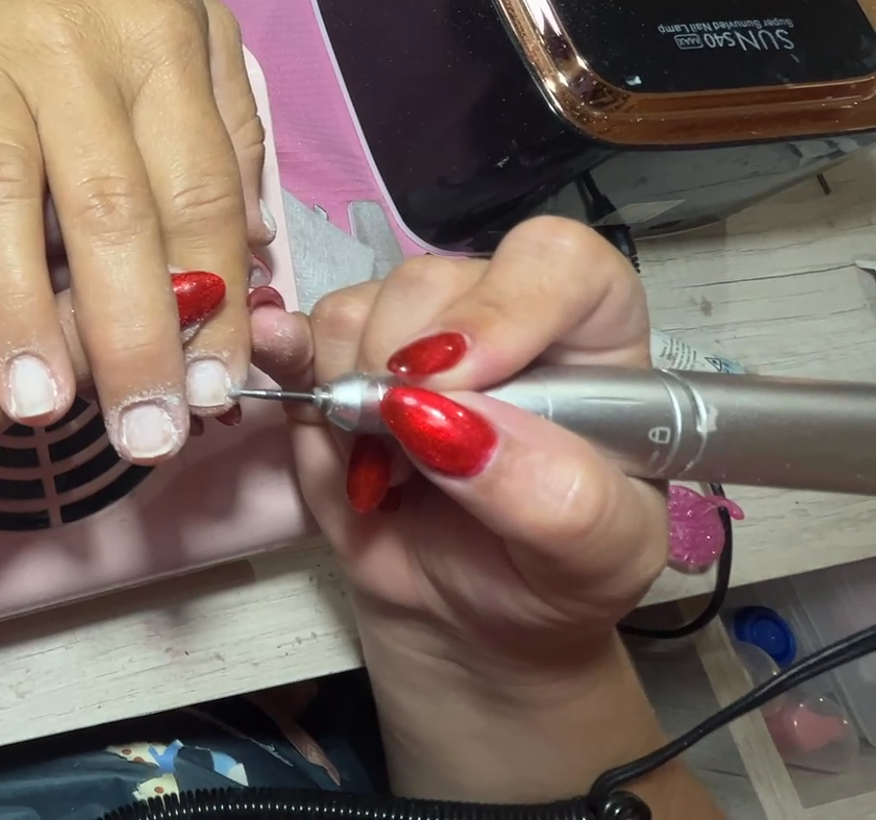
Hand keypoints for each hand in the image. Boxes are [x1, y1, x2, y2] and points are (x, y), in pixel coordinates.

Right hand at [0, 0, 271, 466]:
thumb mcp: (193, 38)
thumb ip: (226, 139)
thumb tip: (248, 253)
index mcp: (162, 52)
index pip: (199, 194)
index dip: (212, 299)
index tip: (211, 393)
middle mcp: (75, 56)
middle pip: (108, 204)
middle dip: (129, 330)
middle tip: (141, 436)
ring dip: (13, 300)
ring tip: (30, 402)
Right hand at [251, 218, 666, 673]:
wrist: (455, 608)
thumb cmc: (543, 576)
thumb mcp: (595, 558)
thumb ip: (550, 494)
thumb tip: (440, 420)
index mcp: (583, 345)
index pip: (558, 266)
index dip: (504, 304)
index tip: (457, 378)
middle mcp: (485, 324)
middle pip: (431, 281)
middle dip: (402, 361)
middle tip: (403, 446)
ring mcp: (398, 341)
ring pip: (354, 308)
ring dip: (348, 384)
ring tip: (375, 462)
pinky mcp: (328, 366)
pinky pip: (295, 331)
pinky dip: (280, 345)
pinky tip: (279, 361)